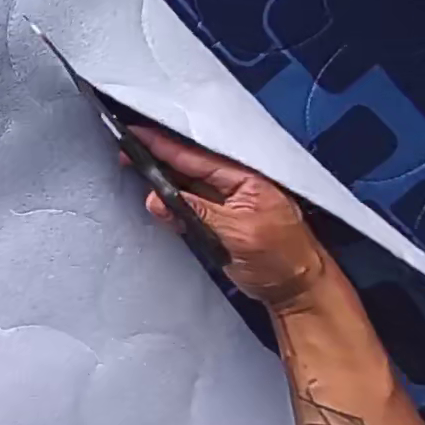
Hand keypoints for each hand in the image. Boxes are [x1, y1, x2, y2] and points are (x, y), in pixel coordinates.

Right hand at [128, 126, 328, 313]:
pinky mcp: (217, 220)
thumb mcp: (237, 233)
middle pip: (187, 165)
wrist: (298, 290)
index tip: (136, 134)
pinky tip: (156, 200)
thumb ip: (195, 212)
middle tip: (126, 151)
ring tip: (134, 168)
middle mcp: (234, 185)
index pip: (195, 157)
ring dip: (160, 179)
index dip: (163, 145)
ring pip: (185, 184)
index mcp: (245, 178)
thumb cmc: (282, 260)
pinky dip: (169, 202)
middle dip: (157, 157)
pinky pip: (187, 205)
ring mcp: (225, 203)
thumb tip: (157, 198)